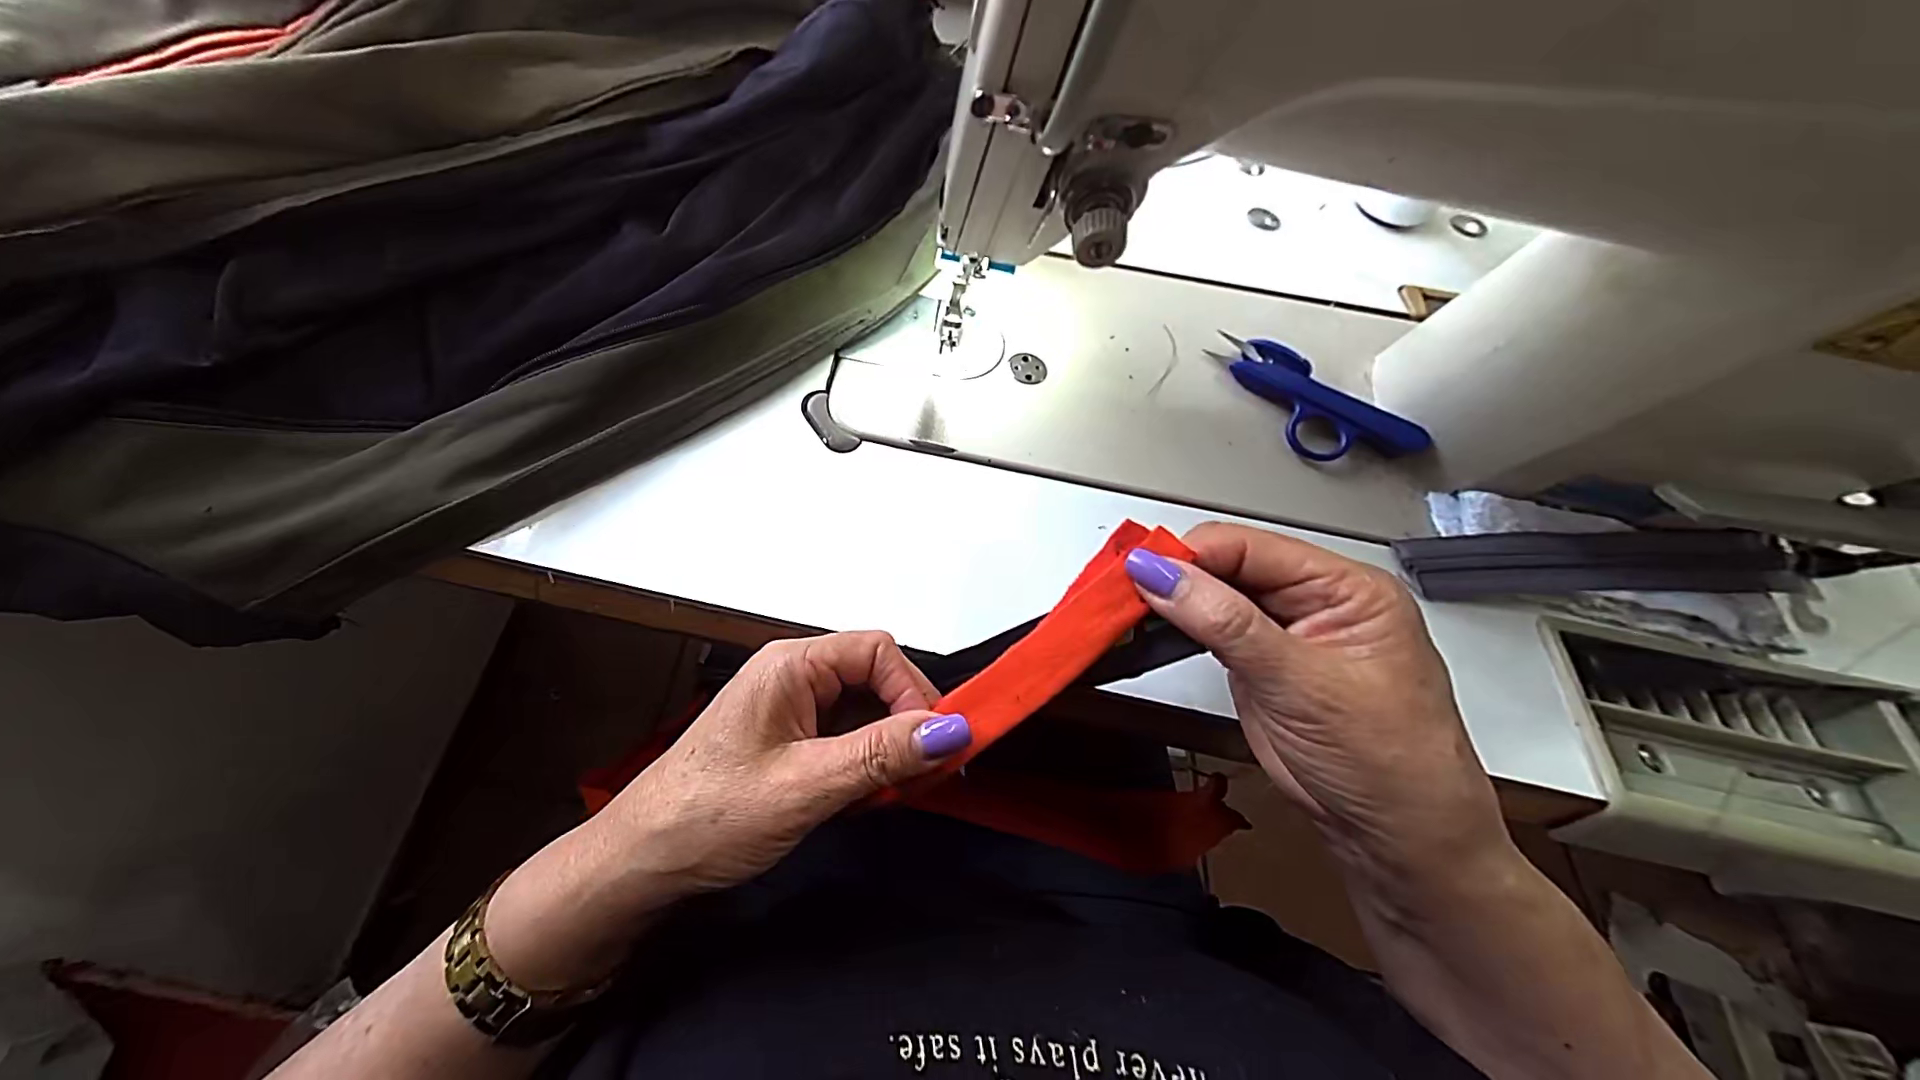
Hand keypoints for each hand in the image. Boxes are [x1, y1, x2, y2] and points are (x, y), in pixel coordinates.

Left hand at [608, 630, 970, 890]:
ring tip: (893, 790)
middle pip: (876, 678)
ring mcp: (792, 708)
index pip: (877, 651)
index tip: (934, 741)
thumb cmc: (704, 817)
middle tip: (923, 771)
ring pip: (866, 710)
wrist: (640, 863)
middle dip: (905, 723)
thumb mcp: (806, 786)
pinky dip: (868, 763)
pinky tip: (866, 795)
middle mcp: (793, 677)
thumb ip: (882, 754)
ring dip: (888, 748)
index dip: (914, 691)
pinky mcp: (792, 738)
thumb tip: (949, 730)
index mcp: (791, 666)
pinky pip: (848, 736)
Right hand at [1123, 522, 1508, 884]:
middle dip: (1177, 574)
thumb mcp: (1302, 683)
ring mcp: (1281, 631)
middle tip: (1128, 588)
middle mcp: (1312, 601)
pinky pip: (1208, 628)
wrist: (1391, 835)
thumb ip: (1227, 623)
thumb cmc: (1389, 763)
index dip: (1194, 553)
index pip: (1252, 547)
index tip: (1144, 568)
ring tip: (1132, 607)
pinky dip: (1178, 627)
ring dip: (1173, 600)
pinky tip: (1153, 627)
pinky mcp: (1256, 661)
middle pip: (1228, 564)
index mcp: (1346, 588)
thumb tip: (1166, 576)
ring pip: (1212, 595)